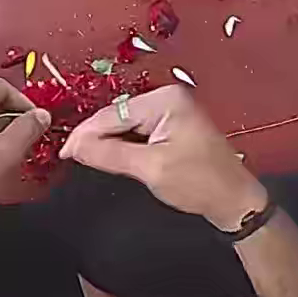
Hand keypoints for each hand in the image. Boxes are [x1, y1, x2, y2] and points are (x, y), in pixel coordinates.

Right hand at [61, 85, 267, 230]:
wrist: (234, 199)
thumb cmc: (198, 182)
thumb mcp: (150, 169)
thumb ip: (109, 154)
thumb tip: (74, 146)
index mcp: (165, 100)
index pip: (113, 113)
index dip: (85, 134)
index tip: (63, 152)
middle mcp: (168, 97)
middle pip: (119, 116)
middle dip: (95, 137)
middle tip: (70, 157)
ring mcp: (172, 109)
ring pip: (126, 124)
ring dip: (107, 141)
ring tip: (83, 157)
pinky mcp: (173, 124)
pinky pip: (139, 130)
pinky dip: (123, 144)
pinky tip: (109, 156)